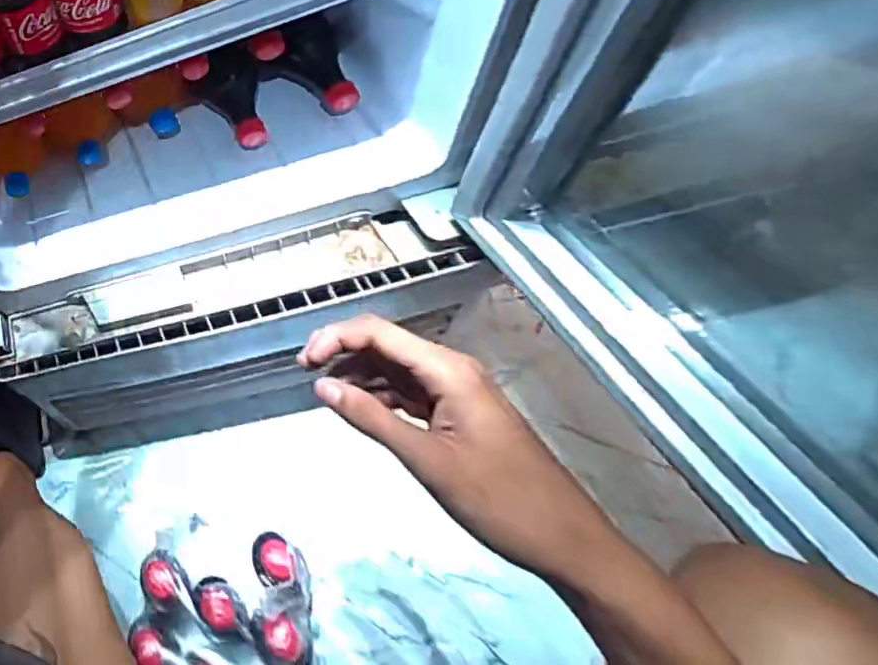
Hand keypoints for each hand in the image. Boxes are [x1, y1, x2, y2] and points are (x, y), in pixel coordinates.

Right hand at [298, 315, 625, 587]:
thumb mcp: (427, 460)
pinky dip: (377, 392)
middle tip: (308, 373)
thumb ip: (370, 417)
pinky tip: (359, 407)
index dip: (334, 338)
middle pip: (383, 342)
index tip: (305, 362)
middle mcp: (451, 369)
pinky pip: (406, 387)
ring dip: (357, 372)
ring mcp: (456, 389)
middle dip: (341, 351)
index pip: (376, 332)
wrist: (572, 546)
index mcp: (448, 370)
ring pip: (392, 365)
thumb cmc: (503, 501)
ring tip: (327, 391)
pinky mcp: (456, 410)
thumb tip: (321, 387)